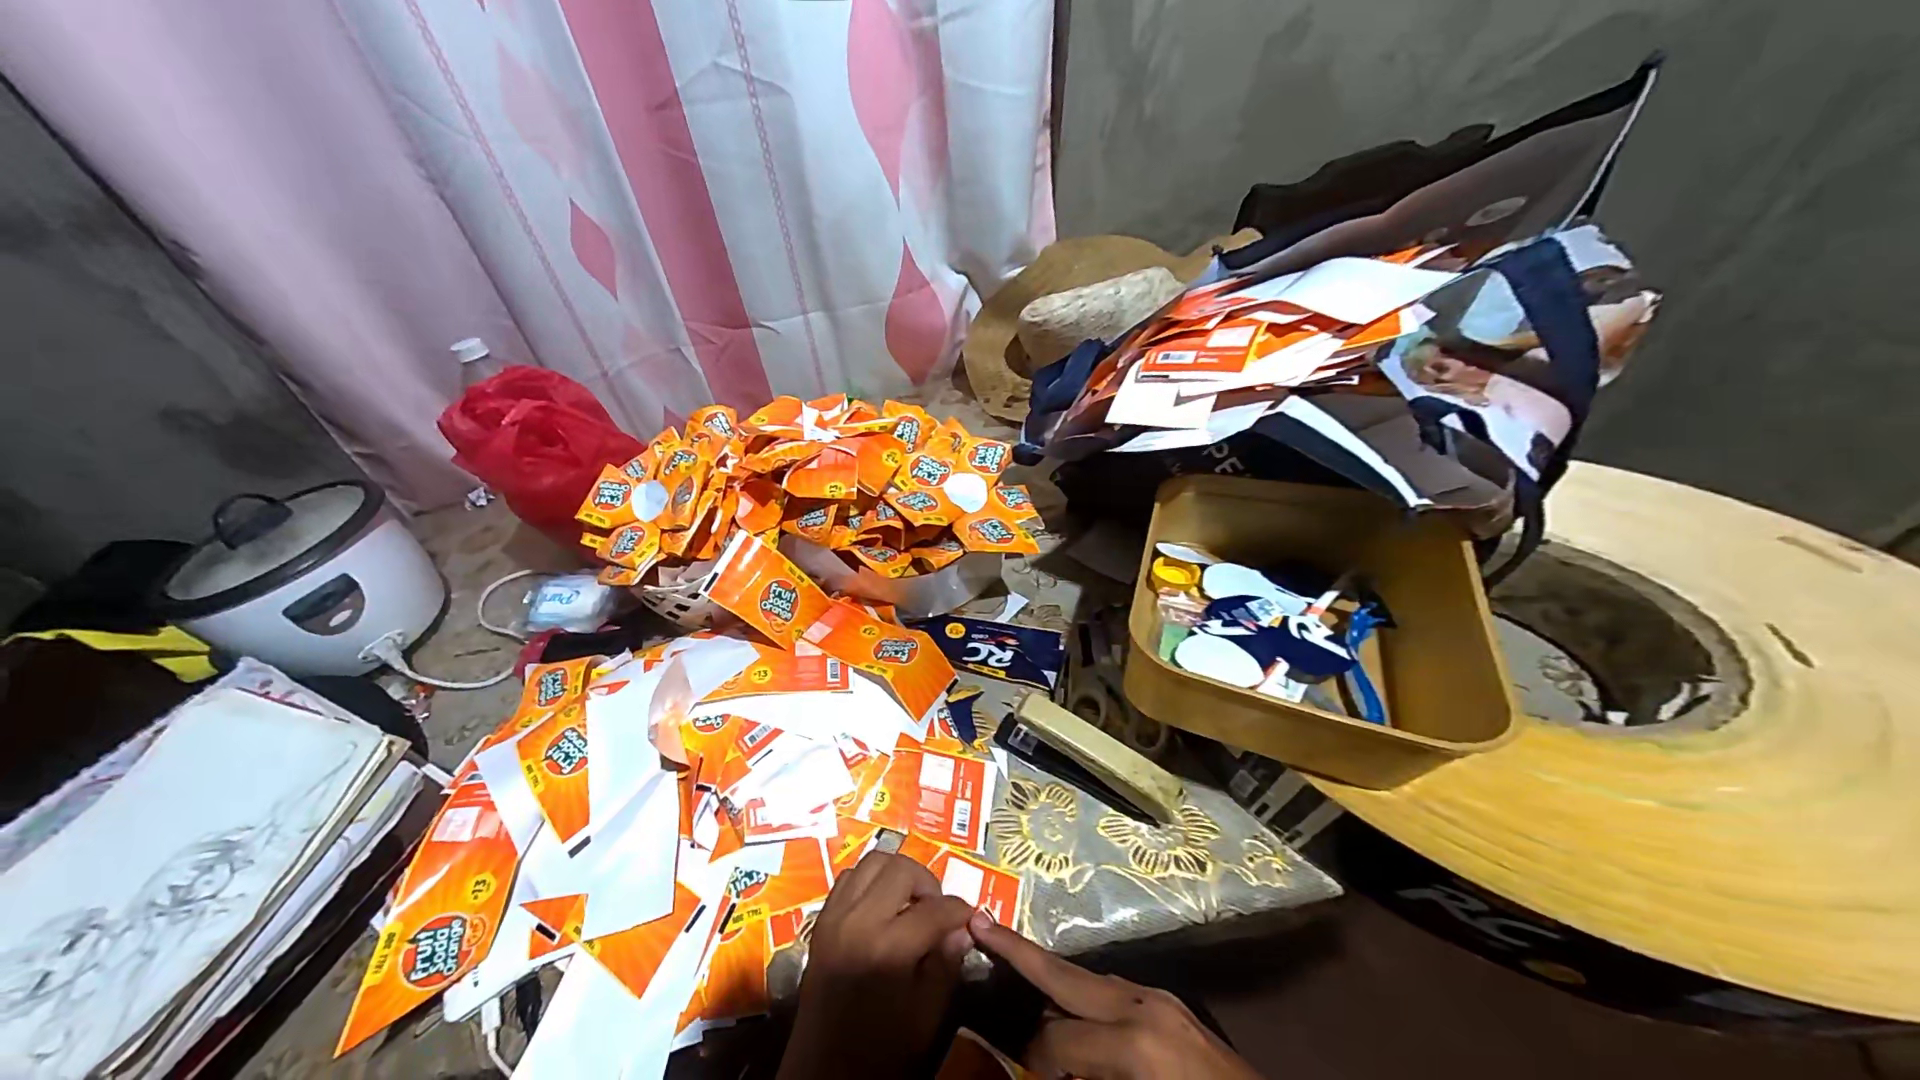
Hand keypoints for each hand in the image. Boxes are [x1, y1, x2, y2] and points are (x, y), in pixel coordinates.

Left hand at [776, 851, 975, 1079]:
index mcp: (888, 947)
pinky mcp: (821, 921)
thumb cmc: (881, 1052)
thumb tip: (962, 927)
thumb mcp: (927, 1016)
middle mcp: (857, 920)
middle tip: (938, 911)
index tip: (971, 919)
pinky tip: (883, 908)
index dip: (961, 911)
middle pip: (901, 868)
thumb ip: (947, 964)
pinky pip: (849, 878)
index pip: (936, 908)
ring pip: (873, 862)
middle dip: (927, 884)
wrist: (823, 1075)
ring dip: (898, 875)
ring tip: (911, 904)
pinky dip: (871, 881)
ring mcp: (834, 916)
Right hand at [968, 911, 1260, 1079]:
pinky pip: (1115, 990)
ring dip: (1050, 968)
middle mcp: (1143, 1007)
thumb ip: (1083, 1074)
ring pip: (1089, 977)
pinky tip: (1067, 995)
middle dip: (1019, 950)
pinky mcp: (1173, 1006)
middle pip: (1065, 975)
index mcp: (1134, 1043)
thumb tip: (1042, 1056)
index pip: (1057, 1041)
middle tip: (979, 923)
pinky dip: (1082, 989)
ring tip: (1011, 953)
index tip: (1010, 1062)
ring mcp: (1162, 1000)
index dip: (1029, 1057)